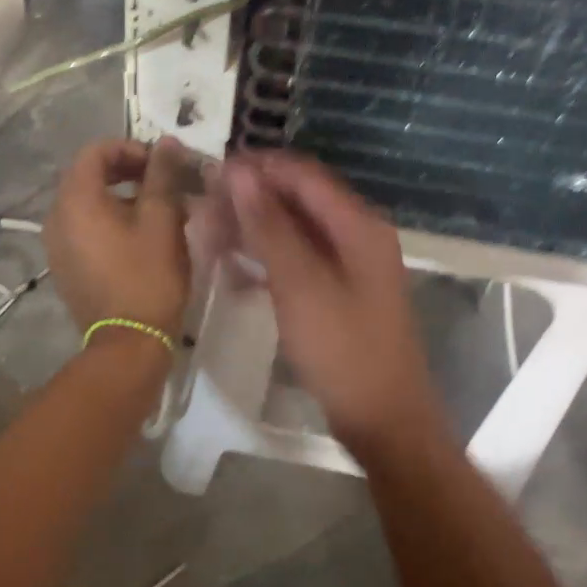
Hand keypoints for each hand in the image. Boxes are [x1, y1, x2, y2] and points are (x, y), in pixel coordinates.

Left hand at [44, 137, 192, 337]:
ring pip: (88, 204)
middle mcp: (56, 216)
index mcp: (76, 200)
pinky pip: (84, 229)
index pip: (96, 152)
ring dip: (122, 197)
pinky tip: (141, 238)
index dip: (130, 148)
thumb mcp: (162, 221)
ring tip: (160, 211)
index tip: (162, 164)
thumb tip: (167, 142)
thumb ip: (163, 175)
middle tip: (164, 183)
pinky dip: (110, 221)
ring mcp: (56, 244)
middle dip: (128, 172)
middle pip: (89, 176)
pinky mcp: (65, 266)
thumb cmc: (147, 277)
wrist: (128, 343)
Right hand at [223, 151, 439, 448]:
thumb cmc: (342, 349)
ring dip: (253, 228)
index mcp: (358, 224)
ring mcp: (350, 265)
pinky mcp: (338, 292)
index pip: (302, 174)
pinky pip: (298, 259)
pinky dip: (267, 258)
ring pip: (294, 229)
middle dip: (250, 199)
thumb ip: (268, 225)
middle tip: (203, 211)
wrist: (383, 419)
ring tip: (209, 237)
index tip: (210, 173)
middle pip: (298, 199)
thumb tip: (238, 172)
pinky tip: (235, 271)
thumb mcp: (299, 283)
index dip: (257, 167)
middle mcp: (357, 234)